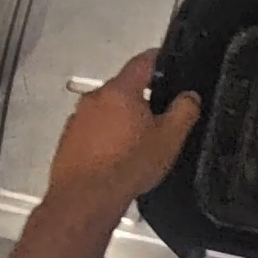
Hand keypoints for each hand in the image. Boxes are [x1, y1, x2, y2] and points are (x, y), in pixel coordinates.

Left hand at [46, 50, 199, 213]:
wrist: (85, 198)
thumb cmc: (130, 164)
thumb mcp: (169, 138)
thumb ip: (184, 111)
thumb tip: (190, 95)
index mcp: (121, 90)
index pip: (142, 61)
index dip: (159, 59)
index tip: (171, 62)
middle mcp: (95, 97)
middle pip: (124, 88)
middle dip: (143, 97)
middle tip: (161, 115)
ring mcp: (77, 118)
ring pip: (108, 110)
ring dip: (123, 118)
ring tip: (140, 142)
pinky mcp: (67, 140)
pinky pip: (93, 129)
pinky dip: (107, 136)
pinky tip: (118, 157)